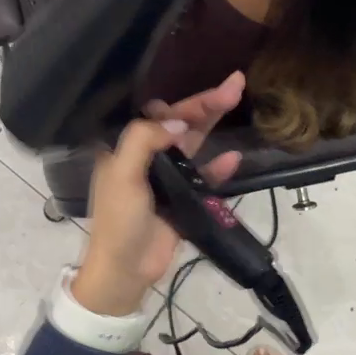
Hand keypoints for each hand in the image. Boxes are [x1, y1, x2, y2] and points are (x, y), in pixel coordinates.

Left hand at [72, 74, 245, 315]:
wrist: (125, 271)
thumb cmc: (118, 220)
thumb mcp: (123, 174)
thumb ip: (145, 140)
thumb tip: (179, 122)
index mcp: (125, 148)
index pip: (156, 115)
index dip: (180, 102)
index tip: (204, 91)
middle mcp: (146, 157)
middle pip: (180, 124)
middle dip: (206, 104)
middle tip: (236, 83)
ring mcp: (166, 178)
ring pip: (194, 143)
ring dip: (214, 125)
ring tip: (237, 101)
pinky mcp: (183, 199)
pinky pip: (204, 177)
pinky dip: (218, 167)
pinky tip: (234, 157)